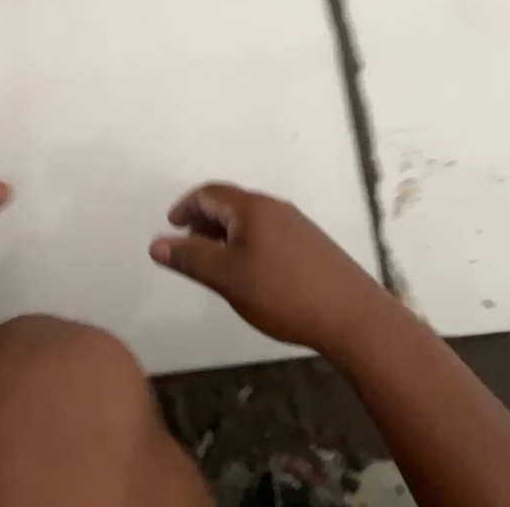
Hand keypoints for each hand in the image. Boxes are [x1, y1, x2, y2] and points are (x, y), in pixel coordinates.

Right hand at [151, 182, 385, 355]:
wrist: (353, 316)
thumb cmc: (282, 293)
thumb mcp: (227, 278)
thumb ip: (189, 258)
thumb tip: (156, 243)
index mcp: (252, 208)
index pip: (209, 193)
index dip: (186, 207)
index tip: (171, 227)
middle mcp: (275, 208)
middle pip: (230, 203)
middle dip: (204, 220)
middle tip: (189, 247)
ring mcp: (297, 225)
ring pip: (250, 220)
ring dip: (225, 234)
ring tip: (216, 263)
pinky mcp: (311, 245)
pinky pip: (268, 232)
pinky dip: (247, 243)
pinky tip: (250, 273)